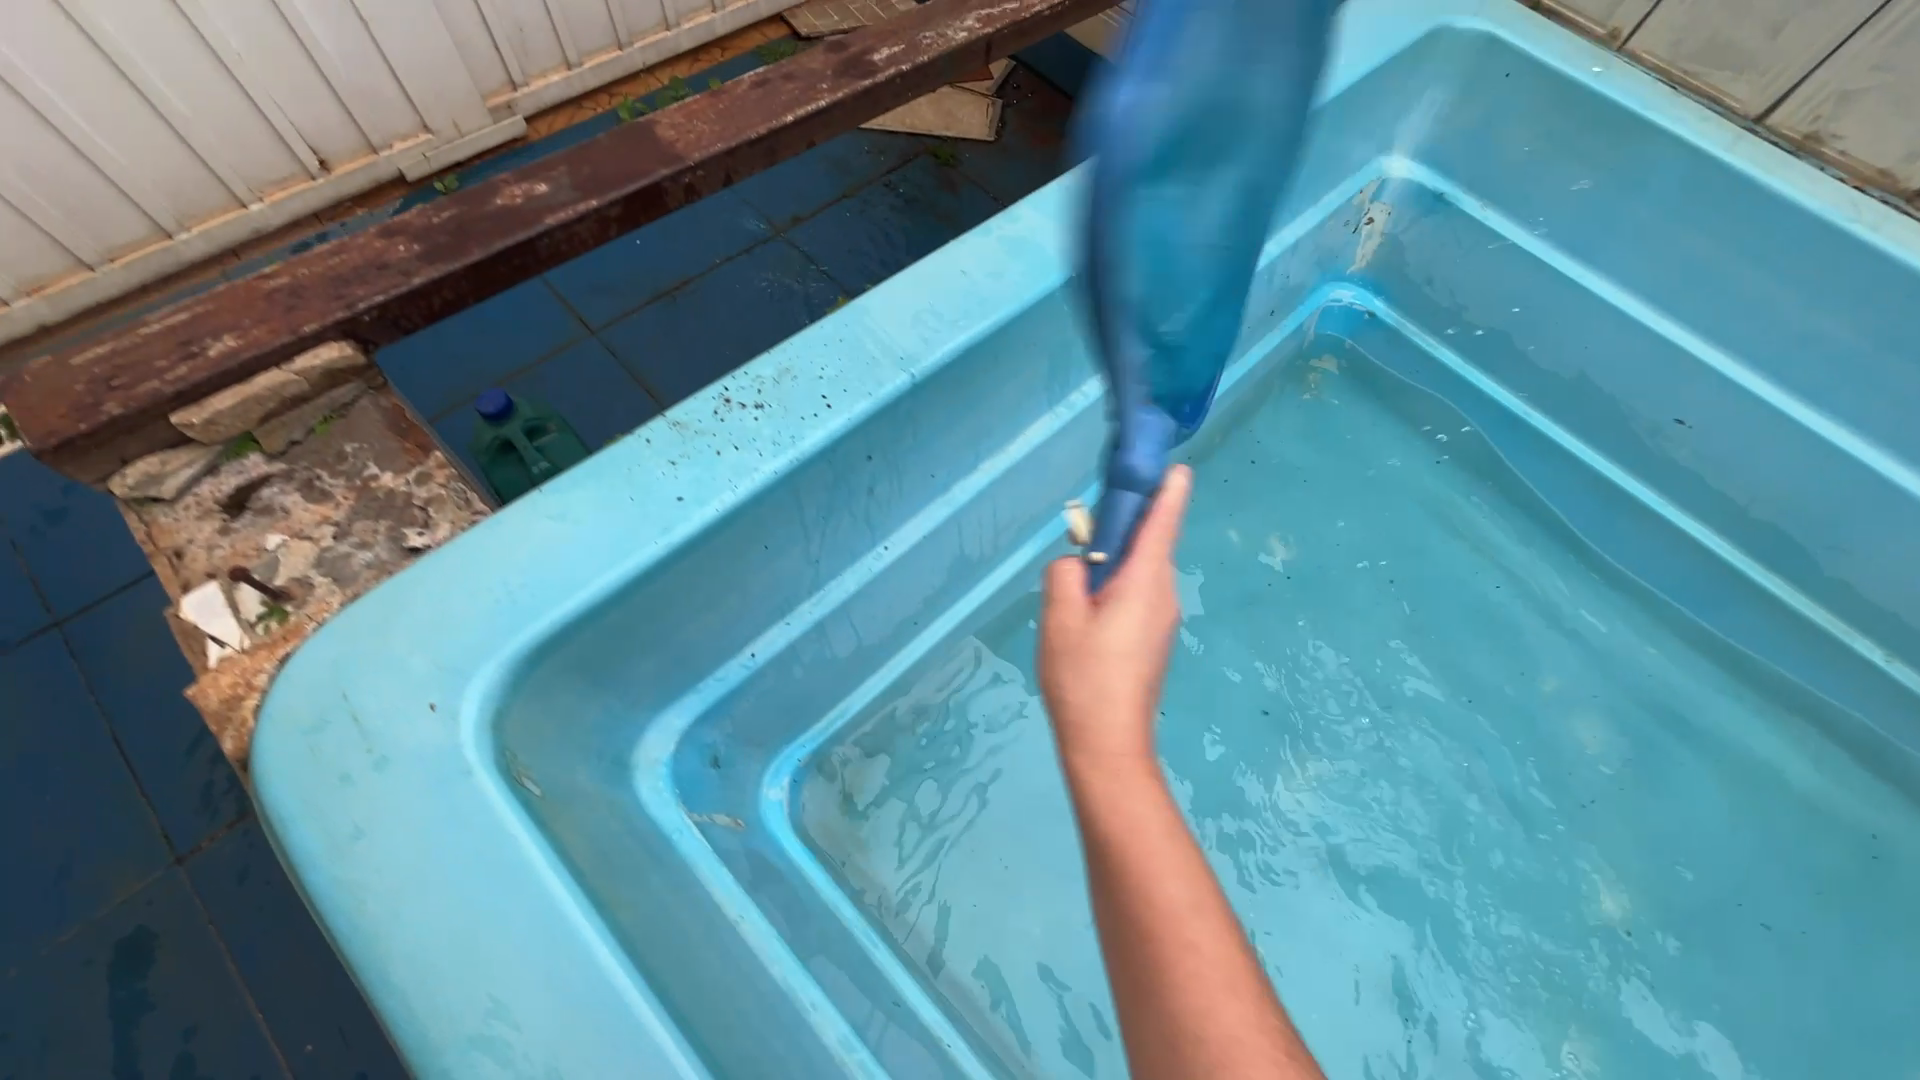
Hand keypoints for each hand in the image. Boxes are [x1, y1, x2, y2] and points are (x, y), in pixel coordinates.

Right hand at [1038, 465, 1193, 770]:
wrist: (1107, 742)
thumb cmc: (1083, 674)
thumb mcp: (1059, 615)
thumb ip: (1065, 573)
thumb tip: (1077, 564)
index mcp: (1144, 580)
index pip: (1162, 522)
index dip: (1168, 490)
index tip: (1175, 465)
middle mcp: (1163, 594)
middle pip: (1148, 545)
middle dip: (1121, 530)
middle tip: (1082, 532)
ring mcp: (1162, 620)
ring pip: (1139, 573)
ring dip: (1113, 565)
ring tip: (1074, 588)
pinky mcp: (1153, 640)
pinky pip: (1137, 596)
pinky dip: (1115, 589)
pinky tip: (1085, 616)